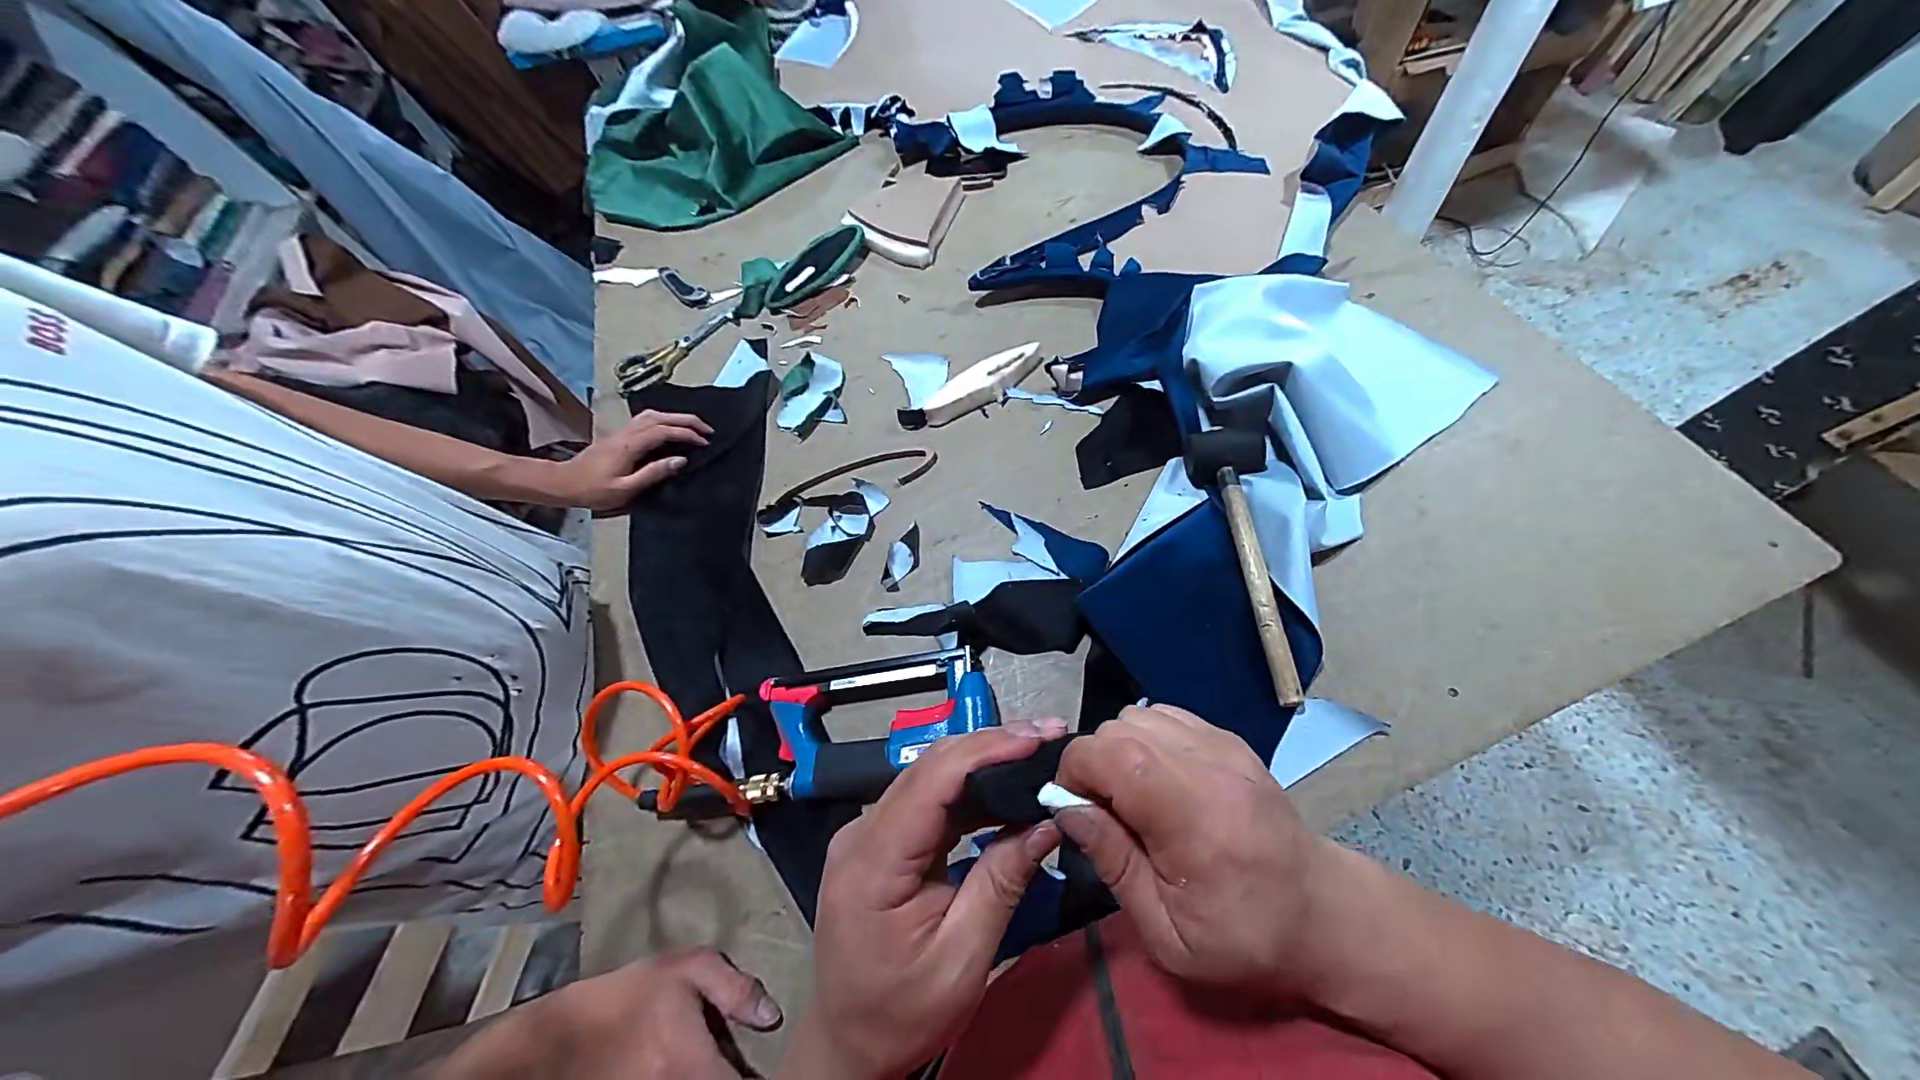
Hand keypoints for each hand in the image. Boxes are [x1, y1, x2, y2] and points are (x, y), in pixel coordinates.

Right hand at [433, 949, 779, 1079]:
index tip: (783, 1067)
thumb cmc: (630, 996)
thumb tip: (771, 1016)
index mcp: (694, 1067)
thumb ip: (734, 989)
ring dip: (719, 1079)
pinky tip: (701, 1067)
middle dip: (738, 1078)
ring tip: (727, 1064)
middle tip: (749, 1064)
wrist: (556, 1040)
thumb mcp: (687, 970)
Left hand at [555, 410, 711, 511]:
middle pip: (660, 417)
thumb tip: (680, 460)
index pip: (664, 431)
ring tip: (693, 428)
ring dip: (675, 417)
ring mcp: (621, 432)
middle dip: (686, 420)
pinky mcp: (619, 435)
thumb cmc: (593, 490)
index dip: (687, 434)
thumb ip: (654, 473)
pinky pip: (645, 420)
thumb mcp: (625, 488)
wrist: (563, 483)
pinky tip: (671, 429)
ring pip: (652, 415)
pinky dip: (664, 420)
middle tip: (708, 430)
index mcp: (630, 445)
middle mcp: (626, 433)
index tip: (705, 442)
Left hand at [781, 722, 1067, 1079]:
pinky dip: (968, 790)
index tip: (1038, 738)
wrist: (847, 1042)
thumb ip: (1001, 883)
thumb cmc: (902, 1013)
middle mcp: (861, 832)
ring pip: (928, 777)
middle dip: (991, 745)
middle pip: (929, 768)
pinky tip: (1003, 788)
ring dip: (983, 762)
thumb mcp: (963, 961)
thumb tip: (1047, 822)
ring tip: (1035, 755)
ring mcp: (865, 833)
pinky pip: (926, 801)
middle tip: (1049, 737)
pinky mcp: (877, 840)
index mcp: (872, 862)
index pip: (932, 780)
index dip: (986, 749)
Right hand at [1054, 704, 1322, 992]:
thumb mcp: (1168, 934)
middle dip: (1093, 762)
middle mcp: (1211, 768)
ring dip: (1117, 749)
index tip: (1074, 808)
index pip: (1113, 754)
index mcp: (1196, 820)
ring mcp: (1224, 746)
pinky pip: (1163, 715)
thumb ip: (1113, 863)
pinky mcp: (1229, 739)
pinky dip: (1144, 739)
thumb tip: (1065, 807)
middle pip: (1120, 728)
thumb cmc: (1243, 937)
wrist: (1322, 913)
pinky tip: (1156, 779)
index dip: (1075, 770)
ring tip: (1131, 795)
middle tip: (1104, 811)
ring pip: (1137, 715)